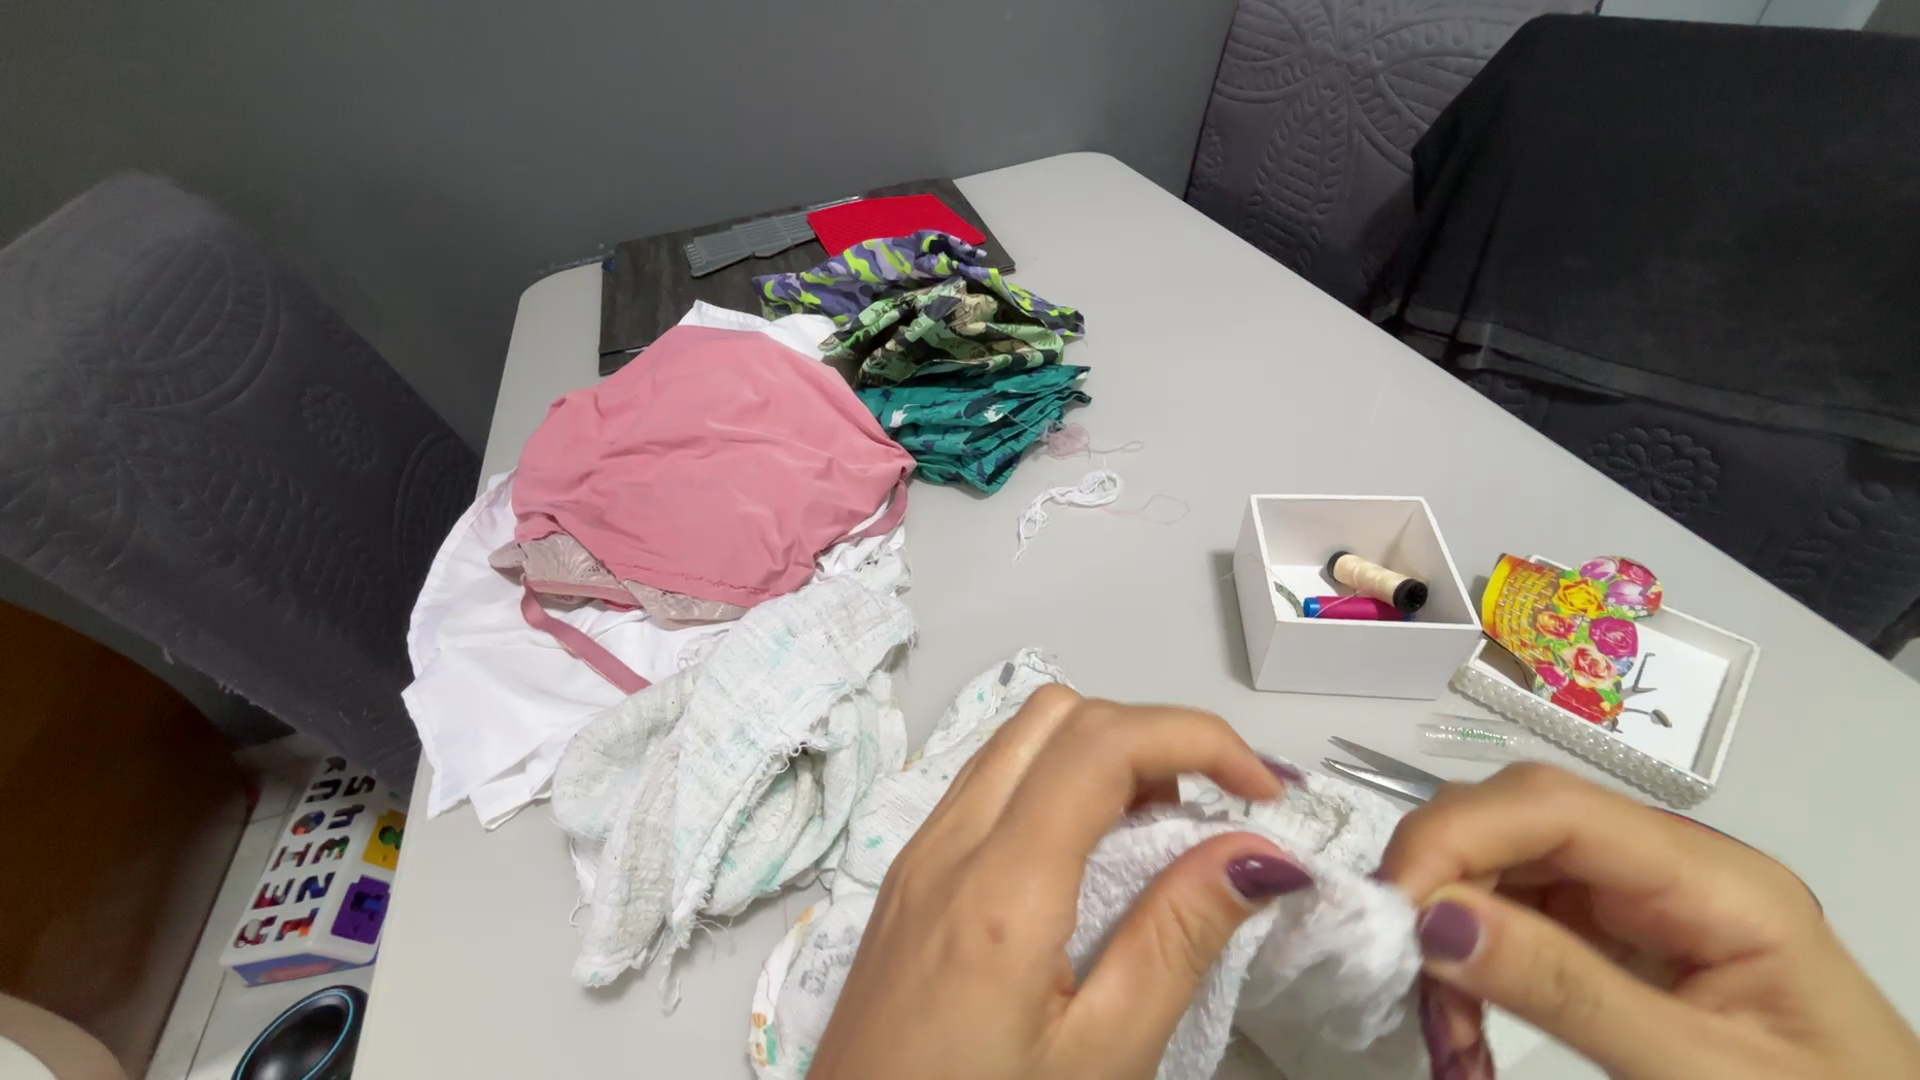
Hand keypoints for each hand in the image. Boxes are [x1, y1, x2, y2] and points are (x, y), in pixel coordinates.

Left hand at [808, 684, 1305, 1079]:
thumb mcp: (1101, 1056)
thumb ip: (1178, 938)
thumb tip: (1259, 854)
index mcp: (1000, 885)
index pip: (1101, 743)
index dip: (1196, 737)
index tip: (1264, 789)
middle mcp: (951, 838)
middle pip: (1059, 715)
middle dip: (1151, 736)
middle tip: (1209, 810)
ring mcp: (923, 844)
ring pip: (1021, 735)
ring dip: (1102, 749)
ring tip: (1155, 828)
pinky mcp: (914, 863)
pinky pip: (993, 775)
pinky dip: (1057, 774)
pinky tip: (1087, 846)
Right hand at [1380, 764, 1919, 1079]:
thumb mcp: (1705, 1079)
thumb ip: (1569, 993)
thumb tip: (1429, 920)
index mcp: (1715, 881)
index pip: (1552, 807)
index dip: (1455, 835)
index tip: (1393, 905)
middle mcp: (1663, 861)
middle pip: (1513, 815)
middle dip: (1441, 872)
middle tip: (1400, 953)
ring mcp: (1631, 890)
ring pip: (1496, 854)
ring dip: (1444, 914)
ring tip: (1433, 1000)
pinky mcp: (1603, 922)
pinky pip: (1505, 900)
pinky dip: (1463, 941)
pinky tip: (1458, 994)